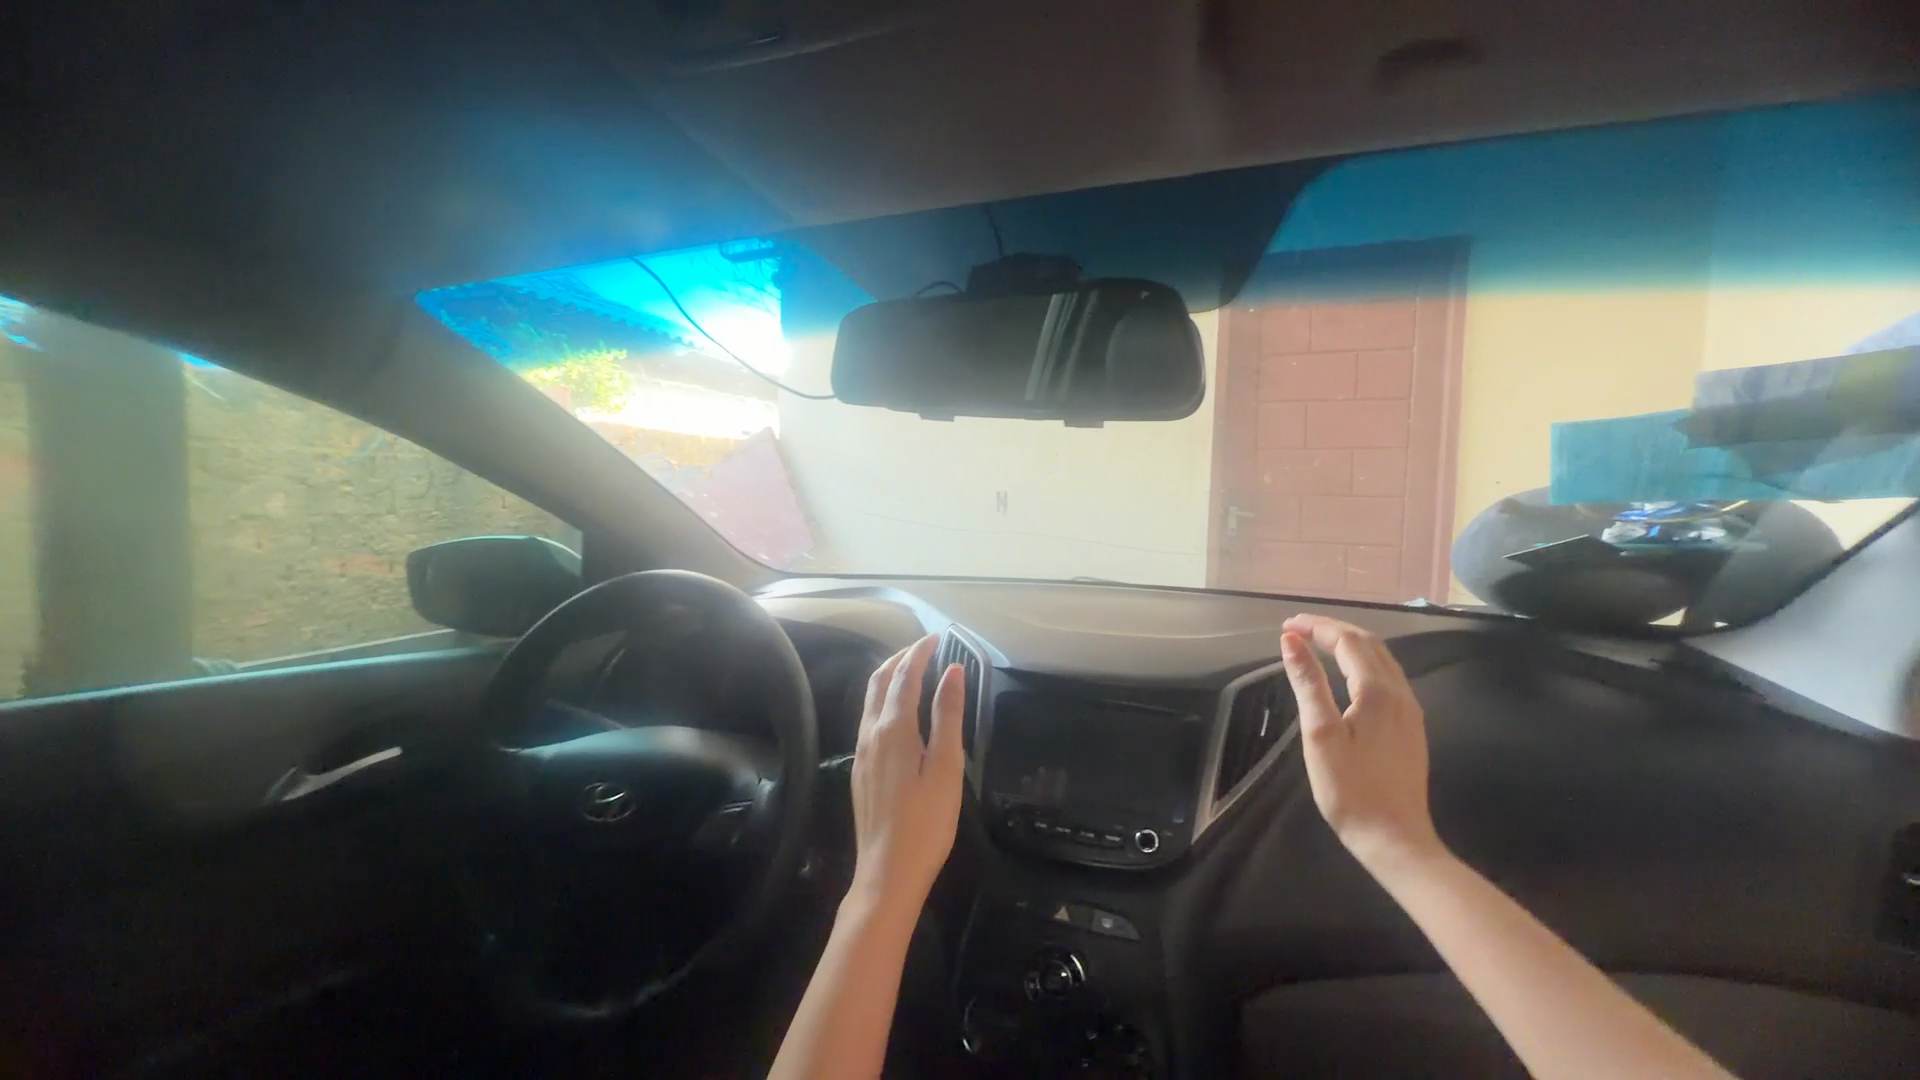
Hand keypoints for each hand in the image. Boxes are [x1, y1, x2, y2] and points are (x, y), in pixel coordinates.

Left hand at [846, 633, 966, 917]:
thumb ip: (948, 716)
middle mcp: (870, 732)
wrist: (887, 871)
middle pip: (880, 680)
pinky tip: (900, 711)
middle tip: (925, 648)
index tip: (937, 637)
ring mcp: (861, 751)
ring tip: (913, 670)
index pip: (905, 675)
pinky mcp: (860, 769)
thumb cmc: (926, 822)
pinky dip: (884, 699)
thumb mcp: (947, 767)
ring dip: (890, 676)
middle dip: (901, 658)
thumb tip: (954, 671)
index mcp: (894, 728)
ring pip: (870, 699)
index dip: (920, 652)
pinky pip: (869, 718)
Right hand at [1280, 614, 1442, 871]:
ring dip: (1351, 644)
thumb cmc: (1350, 788)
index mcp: (1377, 692)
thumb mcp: (1319, 733)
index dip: (1317, 627)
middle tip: (1299, 629)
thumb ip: (1307, 683)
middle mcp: (1400, 694)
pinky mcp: (1411, 728)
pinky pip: (1389, 679)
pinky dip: (1364, 663)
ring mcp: (1410, 712)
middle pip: (1369, 644)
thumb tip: (1291, 641)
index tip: (1287, 625)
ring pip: (1383, 660)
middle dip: (1334, 629)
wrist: (1395, 838)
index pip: (1347, 641)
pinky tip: (1348, 674)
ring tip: (1319, 643)